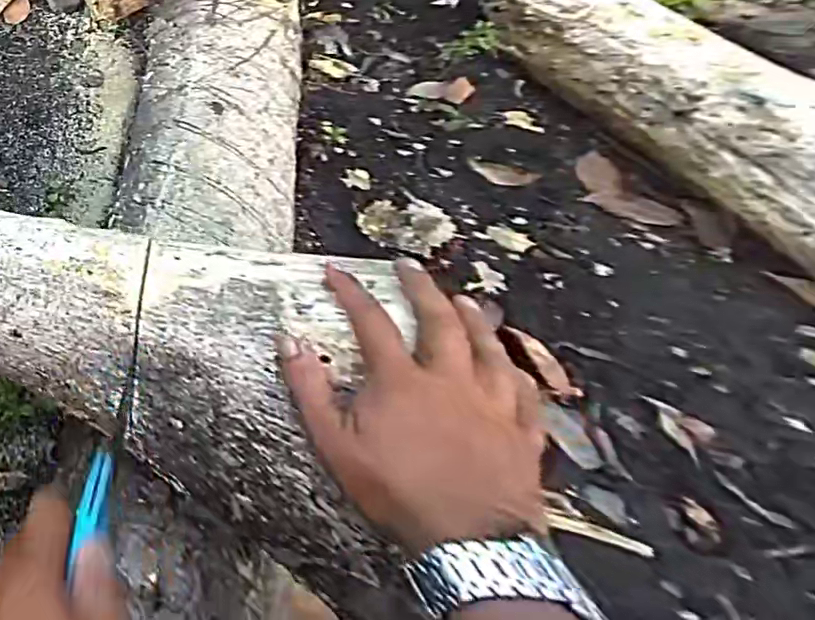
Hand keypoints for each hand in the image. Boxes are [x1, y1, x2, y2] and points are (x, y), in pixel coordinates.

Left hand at [0, 487, 124, 619]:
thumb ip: (101, 582)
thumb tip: (99, 546)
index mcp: (32, 564)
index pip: (54, 503)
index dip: (80, 508)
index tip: (95, 516)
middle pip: (35, 534)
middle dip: (60, 555)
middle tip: (86, 593)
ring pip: (15, 564)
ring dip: (38, 580)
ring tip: (60, 617)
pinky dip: (16, 601)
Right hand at [278, 258, 547, 553]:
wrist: (471, 546)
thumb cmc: (396, 490)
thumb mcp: (334, 441)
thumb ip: (308, 387)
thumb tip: (289, 342)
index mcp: (401, 382)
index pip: (371, 322)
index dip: (351, 292)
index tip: (336, 272)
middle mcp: (449, 383)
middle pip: (440, 322)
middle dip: (422, 288)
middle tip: (409, 267)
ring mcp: (492, 408)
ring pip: (488, 350)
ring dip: (473, 320)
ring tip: (463, 300)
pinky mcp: (522, 436)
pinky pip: (525, 393)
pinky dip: (515, 370)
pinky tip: (510, 363)